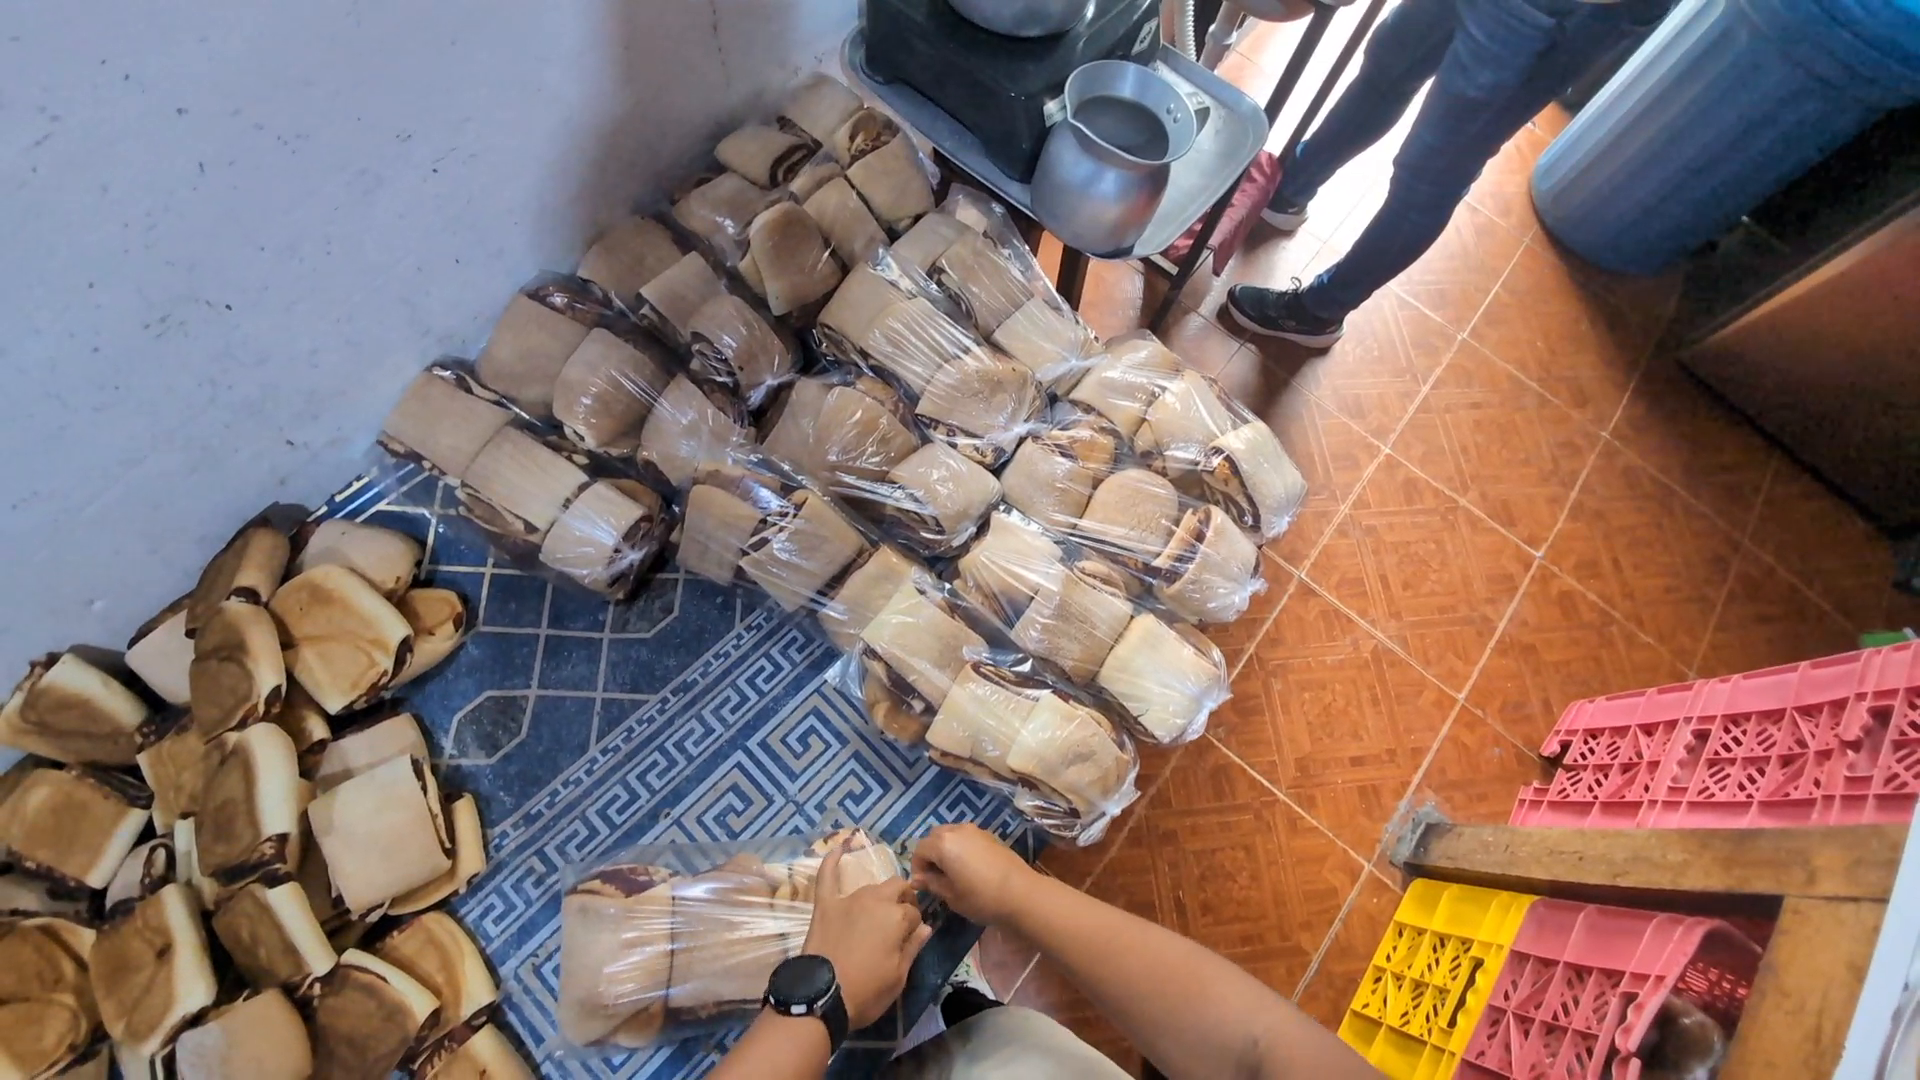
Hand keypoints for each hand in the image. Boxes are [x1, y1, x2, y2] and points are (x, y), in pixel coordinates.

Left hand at [801, 843, 931, 1028]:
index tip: (909, 940)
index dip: (914, 927)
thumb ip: (913, 947)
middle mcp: (875, 900)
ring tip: (878, 913)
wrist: (821, 999)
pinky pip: (828, 875)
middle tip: (898, 923)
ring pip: (872, 886)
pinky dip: (833, 859)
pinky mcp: (826, 904)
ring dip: (880, 896)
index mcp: (897, 917)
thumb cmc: (866, 992)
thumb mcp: (898, 977)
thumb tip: (926, 927)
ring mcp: (849, 899)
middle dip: (904, 900)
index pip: (915, 913)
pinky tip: (839, 846)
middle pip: (898, 887)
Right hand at [910, 824, 1039, 925]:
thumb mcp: (951, 895)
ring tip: (952, 872)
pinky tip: (969, 867)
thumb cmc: (981, 898)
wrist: (1021, 893)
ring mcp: (975, 830)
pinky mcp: (989, 835)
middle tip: (936, 877)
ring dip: (945, 849)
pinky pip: (966, 836)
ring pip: (950, 834)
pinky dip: (960, 847)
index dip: (917, 867)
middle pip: (934, 837)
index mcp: (943, 844)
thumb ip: (931, 883)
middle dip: (930, 854)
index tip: (923, 885)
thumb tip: (916, 879)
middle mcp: (957, 830)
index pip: (919, 849)